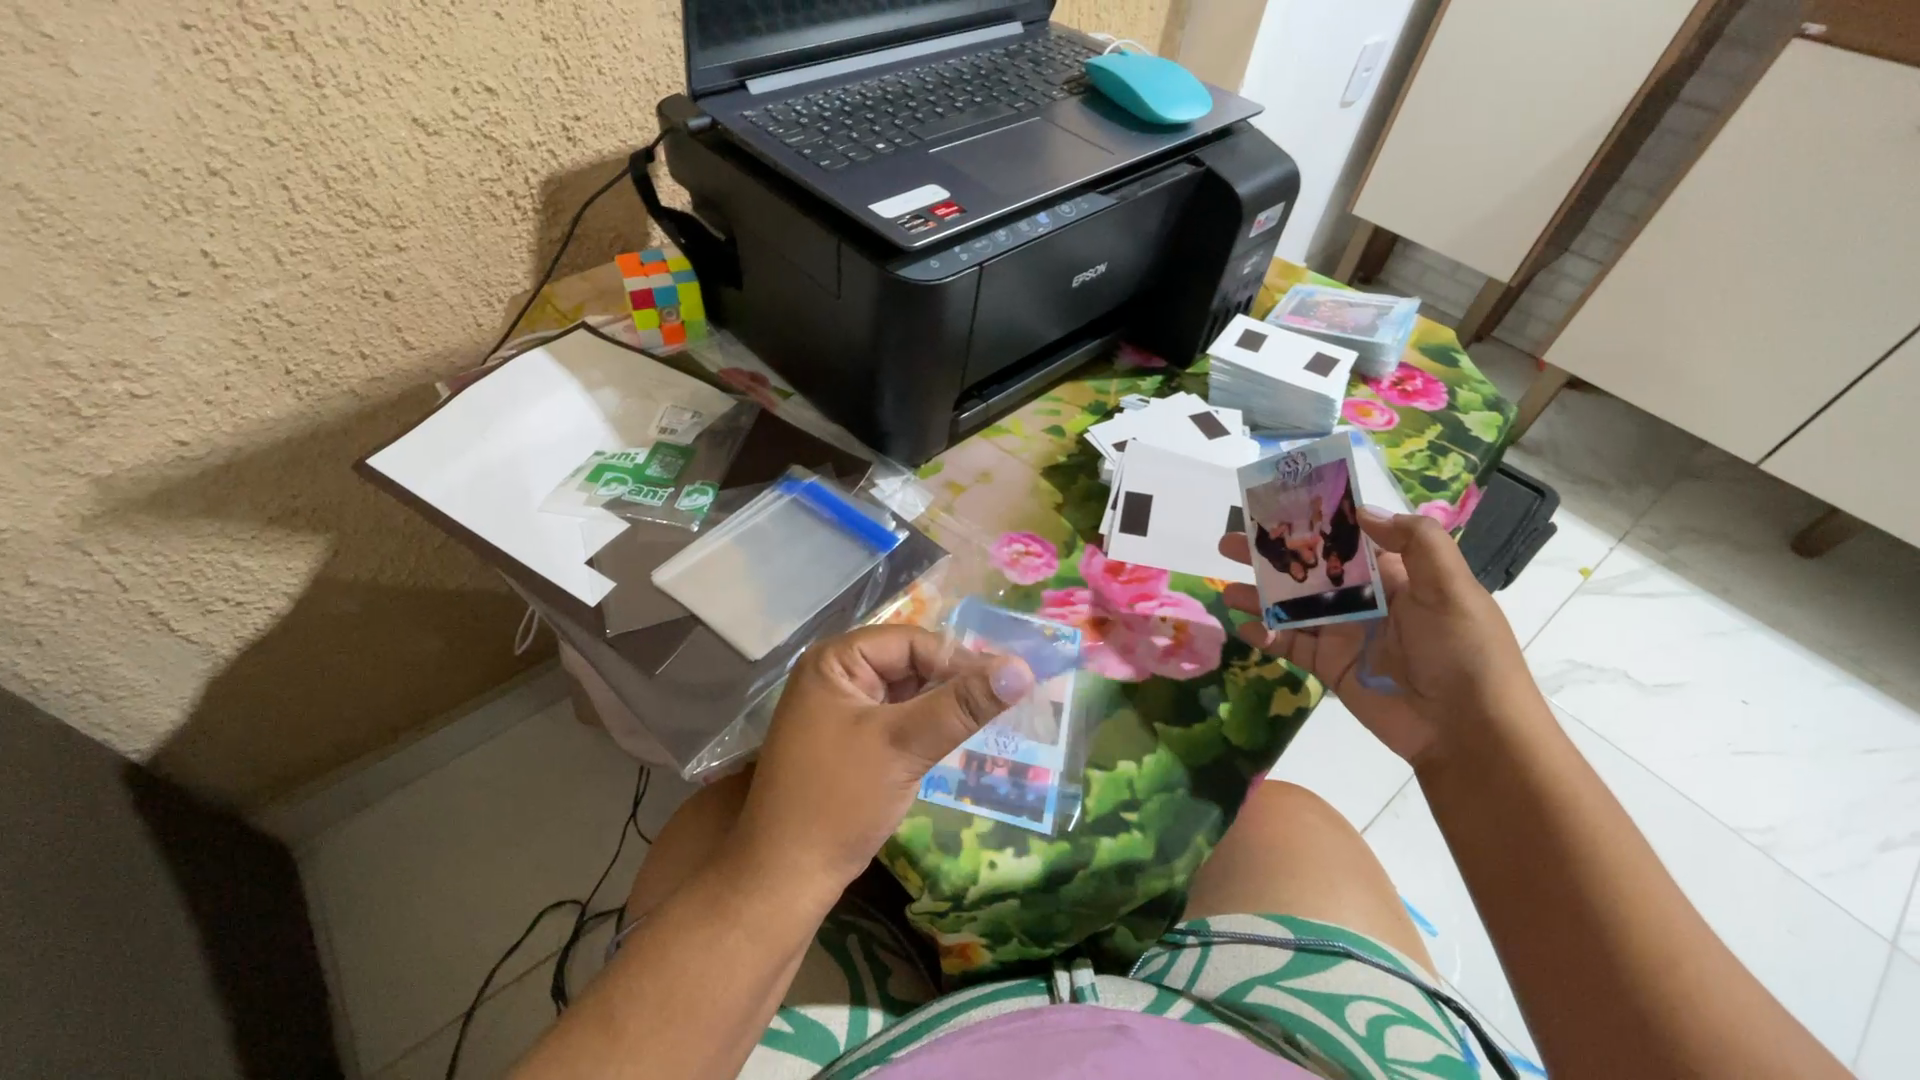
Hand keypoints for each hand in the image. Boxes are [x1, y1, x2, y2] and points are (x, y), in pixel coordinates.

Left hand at [730, 624, 1033, 893]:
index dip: (960, 660)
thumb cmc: (839, 800)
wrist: (785, 876)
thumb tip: (1023, 668)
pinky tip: (952, 741)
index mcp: (834, 660)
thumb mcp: (906, 744)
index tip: (1008, 686)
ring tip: (986, 721)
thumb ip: (963, 704)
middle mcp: (833, 675)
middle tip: (1004, 704)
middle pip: (909, 663)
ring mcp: (837, 710)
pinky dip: (923, 727)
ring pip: (905, 693)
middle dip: (952, 683)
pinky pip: (894, 719)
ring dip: (941, 706)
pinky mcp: (846, 741)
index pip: (912, 642)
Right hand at [1219, 509, 1534, 763]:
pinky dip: (1266, 636)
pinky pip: (1291, 645)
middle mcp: (1366, 600)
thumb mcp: (1453, 589)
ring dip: (1259, 596)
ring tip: (1226, 589)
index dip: (1313, 522)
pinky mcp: (1329, 666)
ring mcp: (1344, 634)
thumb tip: (1363, 511)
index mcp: (1397, 575)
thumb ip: (1415, 543)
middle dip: (1271, 556)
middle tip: (1229, 544)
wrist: (1467, 730)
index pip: (1347, 539)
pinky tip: (1244, 627)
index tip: (1274, 505)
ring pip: (1293, 607)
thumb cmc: (1465, 652)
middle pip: (1310, 570)